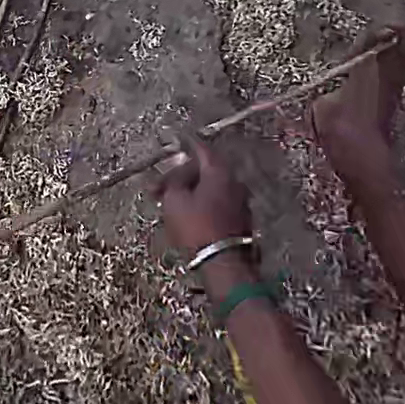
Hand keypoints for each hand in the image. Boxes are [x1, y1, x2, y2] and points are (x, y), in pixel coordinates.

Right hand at [151, 132, 252, 253]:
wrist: (223, 264)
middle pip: (206, 169)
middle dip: (183, 175)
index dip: (186, 143)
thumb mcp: (174, 199)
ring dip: (193, 190)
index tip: (176, 139)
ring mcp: (241, 201)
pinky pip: (219, 202)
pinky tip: (190, 213)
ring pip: (212, 187)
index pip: (201, 149)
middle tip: (162, 186)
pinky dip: (204, 202)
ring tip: (172, 202)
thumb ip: (174, 180)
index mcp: (219, 172)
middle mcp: (234, 182)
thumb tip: (179, 173)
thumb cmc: (196, 226)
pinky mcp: (242, 220)